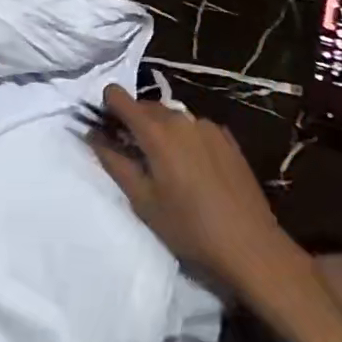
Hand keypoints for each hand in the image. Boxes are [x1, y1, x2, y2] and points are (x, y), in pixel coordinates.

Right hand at [88, 85, 297, 289]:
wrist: (250, 244)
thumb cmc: (188, 227)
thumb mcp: (142, 200)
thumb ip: (113, 161)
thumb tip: (92, 133)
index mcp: (156, 130)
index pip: (119, 96)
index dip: (107, 107)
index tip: (106, 129)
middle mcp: (181, 117)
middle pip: (146, 106)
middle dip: (133, 123)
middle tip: (133, 156)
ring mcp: (207, 125)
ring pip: (172, 117)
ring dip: (160, 131)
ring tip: (166, 168)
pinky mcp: (227, 137)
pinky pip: (195, 128)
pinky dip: (185, 140)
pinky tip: (194, 171)